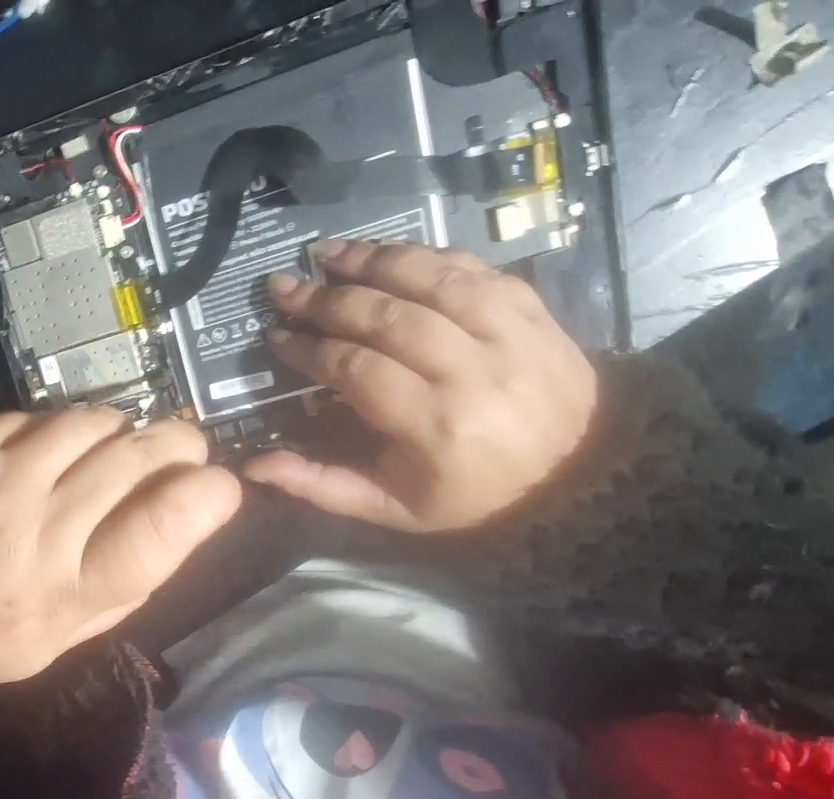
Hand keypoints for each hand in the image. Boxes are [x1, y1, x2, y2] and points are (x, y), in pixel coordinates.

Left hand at [0, 411, 240, 685]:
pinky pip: (39, 415)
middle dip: (181, 445)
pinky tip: (56, 447)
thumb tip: (171, 534)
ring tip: (117, 449)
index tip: (218, 489)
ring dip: (124, 429)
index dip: (208, 496)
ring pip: (94, 419)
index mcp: (63, 590)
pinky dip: (64, 427)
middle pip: (141, 455)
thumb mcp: (43, 648)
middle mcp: (37, 523)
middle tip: (182, 454)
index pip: (162, 527)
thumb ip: (110, 596)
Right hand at [248, 239, 598, 532]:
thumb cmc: (473, 499)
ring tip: (328, 253)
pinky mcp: (534, 311)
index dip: (311, 350)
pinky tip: (390, 253)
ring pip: (432, 280)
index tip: (276, 337)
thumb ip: (321, 486)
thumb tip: (254, 466)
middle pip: (389, 318)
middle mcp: (473, 372)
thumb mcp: (392, 510)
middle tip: (284, 287)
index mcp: (435, 427)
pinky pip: (473, 268)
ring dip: (374, 260)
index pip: (358, 370)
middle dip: (327, 299)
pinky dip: (426, 256)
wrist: (579, 477)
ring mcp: (509, 334)